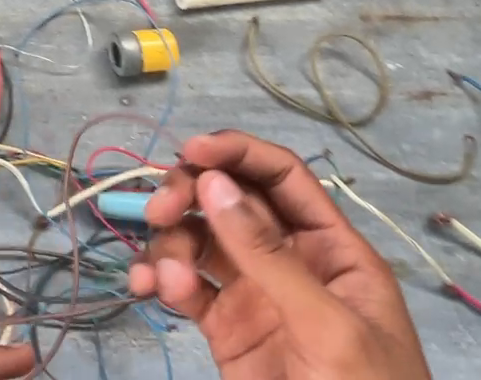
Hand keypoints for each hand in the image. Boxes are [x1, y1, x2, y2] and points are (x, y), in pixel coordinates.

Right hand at [127, 132, 430, 379]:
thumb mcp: (327, 329)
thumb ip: (268, 255)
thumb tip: (211, 181)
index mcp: (332, 251)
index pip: (281, 177)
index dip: (236, 153)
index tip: (188, 151)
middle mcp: (289, 259)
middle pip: (228, 198)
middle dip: (188, 195)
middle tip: (157, 211)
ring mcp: (253, 292)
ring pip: (197, 235)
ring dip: (168, 242)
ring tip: (159, 276)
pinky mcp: (223, 325)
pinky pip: (183, 281)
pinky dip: (160, 277)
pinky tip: (148, 290)